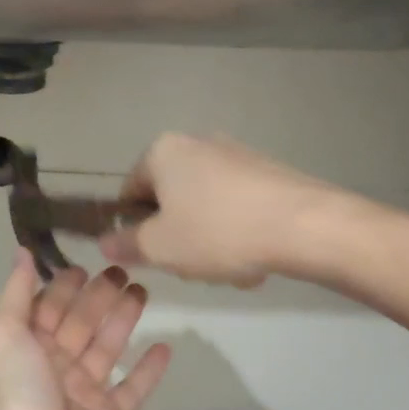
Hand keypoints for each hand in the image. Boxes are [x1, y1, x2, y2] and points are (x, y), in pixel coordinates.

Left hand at [0, 258, 171, 409]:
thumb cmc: (22, 394)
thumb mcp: (6, 335)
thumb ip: (14, 291)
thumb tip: (21, 250)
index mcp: (25, 349)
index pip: (46, 307)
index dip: (62, 285)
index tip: (85, 264)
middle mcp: (52, 367)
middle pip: (79, 323)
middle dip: (98, 296)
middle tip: (124, 271)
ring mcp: (82, 394)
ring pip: (106, 348)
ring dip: (123, 320)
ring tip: (144, 291)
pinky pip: (132, 388)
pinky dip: (148, 369)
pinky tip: (165, 347)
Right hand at [98, 133, 366, 287]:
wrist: (304, 225)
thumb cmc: (218, 231)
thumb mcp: (160, 248)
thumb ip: (127, 244)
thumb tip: (104, 242)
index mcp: (163, 151)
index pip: (130, 192)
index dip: (135, 227)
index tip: (153, 255)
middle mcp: (197, 142)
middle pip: (171, 198)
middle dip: (178, 235)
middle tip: (192, 265)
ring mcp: (236, 154)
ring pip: (205, 206)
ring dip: (209, 238)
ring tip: (230, 267)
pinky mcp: (268, 171)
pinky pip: (238, 205)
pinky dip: (239, 231)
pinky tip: (255, 258)